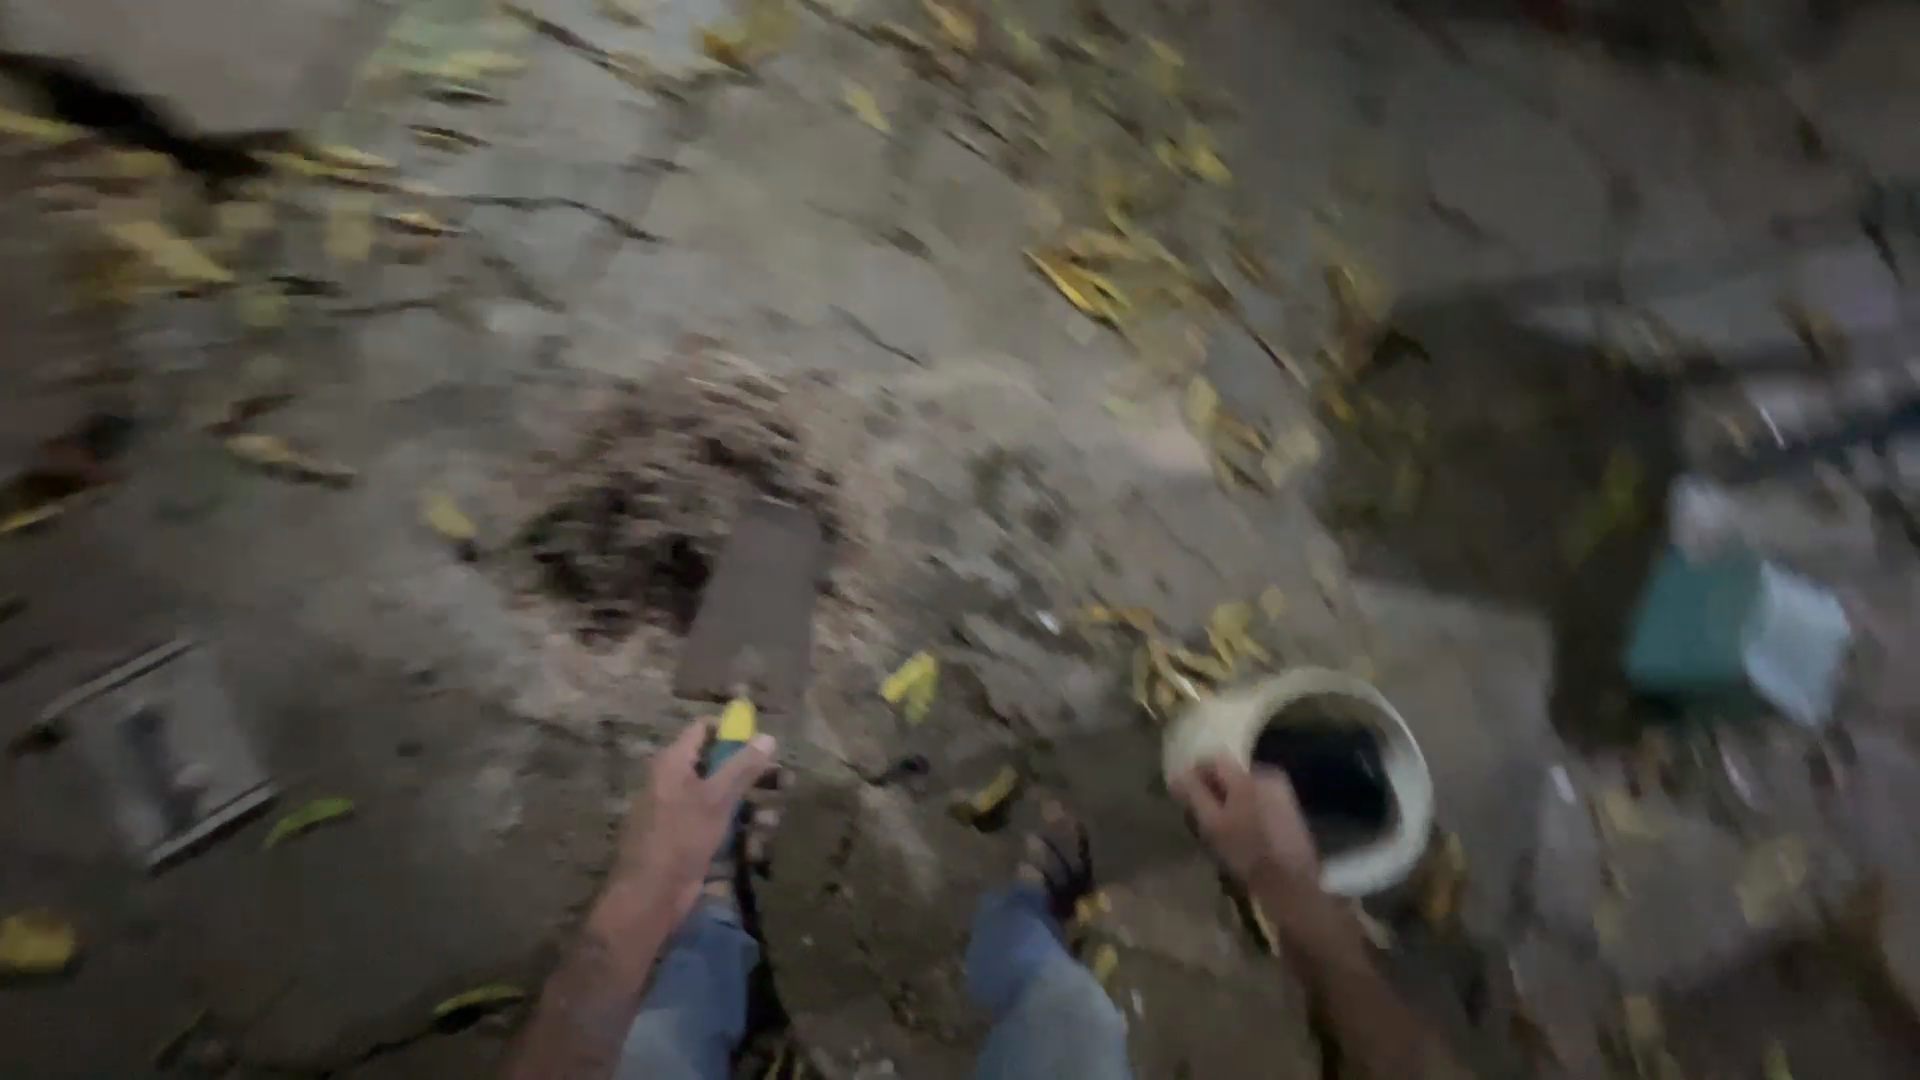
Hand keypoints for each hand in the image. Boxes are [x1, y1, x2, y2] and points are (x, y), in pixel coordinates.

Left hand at [608, 718, 776, 921]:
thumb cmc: (680, 837)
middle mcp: (676, 783)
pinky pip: (720, 826)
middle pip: (722, 766)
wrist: (649, 898)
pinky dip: (739, 833)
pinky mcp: (691, 841)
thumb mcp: (716, 798)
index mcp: (674, 763)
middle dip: (754, 775)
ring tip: (772, 821)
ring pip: (726, 799)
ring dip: (753, 808)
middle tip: (784, 781)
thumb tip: (768, 736)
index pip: (704, 730)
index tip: (761, 742)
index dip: (733, 730)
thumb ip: (743, 766)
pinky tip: (756, 848)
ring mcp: (683, 814)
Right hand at [1170, 756, 1320, 893]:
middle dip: (1215, 790)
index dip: (1196, 774)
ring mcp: (1283, 793)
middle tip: (1203, 814)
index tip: (1186, 795)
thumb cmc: (1246, 852)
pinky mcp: (1292, 811)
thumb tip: (1177, 775)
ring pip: (1246, 788)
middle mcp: (1268, 776)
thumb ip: (1193, 794)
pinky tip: (1244, 832)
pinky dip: (1248, 809)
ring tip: (1223, 827)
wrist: (1291, 885)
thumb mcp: (1211, 823)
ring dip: (1231, 800)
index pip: (1213, 760)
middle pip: (1231, 774)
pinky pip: (1260, 799)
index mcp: (1247, 776)